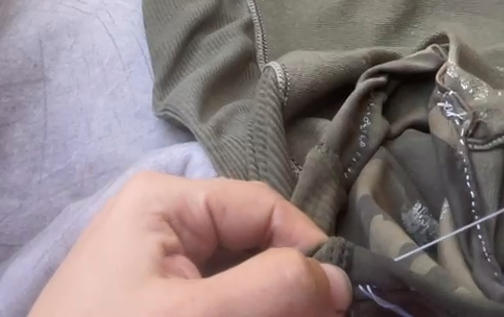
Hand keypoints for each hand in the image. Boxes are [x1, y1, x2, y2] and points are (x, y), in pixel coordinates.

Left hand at [30, 172, 352, 316]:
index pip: (261, 205)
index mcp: (166, 199)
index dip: (309, 248)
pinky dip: (242, 314)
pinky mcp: (153, 303)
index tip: (349, 300)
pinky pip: (214, 300)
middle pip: (252, 242)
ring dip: (269, 306)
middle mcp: (163, 220)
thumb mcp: (196, 316)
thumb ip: (271, 290)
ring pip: (238, 279)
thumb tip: (342, 277)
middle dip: (289, 287)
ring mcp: (156, 265)